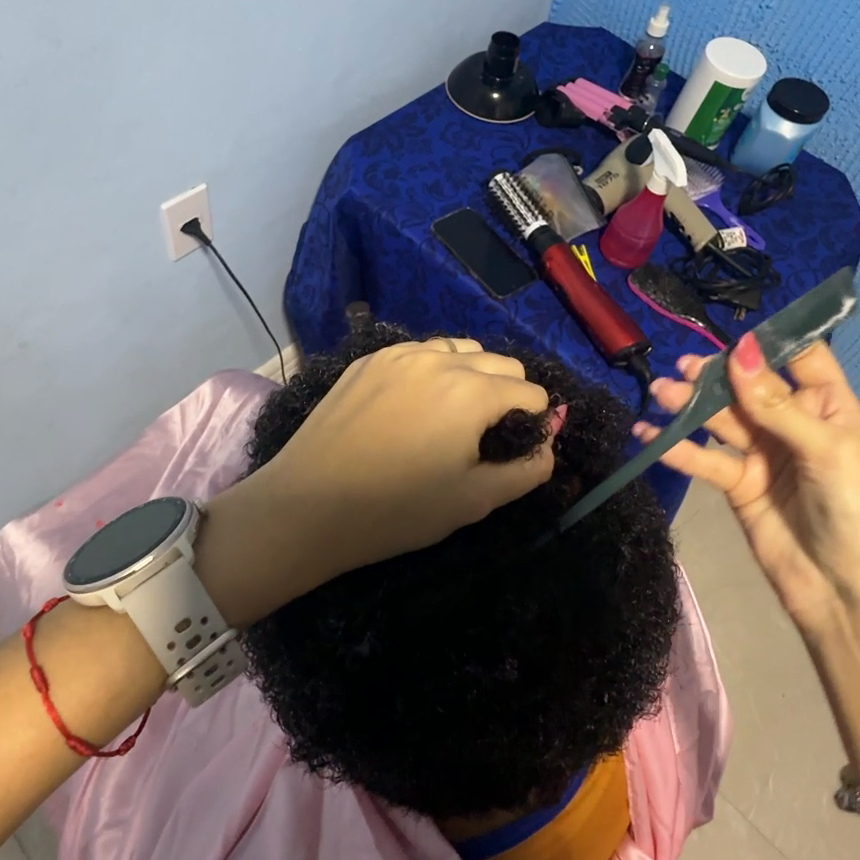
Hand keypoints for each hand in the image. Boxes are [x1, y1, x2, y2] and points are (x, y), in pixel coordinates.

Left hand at [201, 338, 553, 621]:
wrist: (308, 505)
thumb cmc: (397, 510)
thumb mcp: (474, 500)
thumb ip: (527, 469)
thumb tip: (551, 442)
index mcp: (472, 391)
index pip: (530, 392)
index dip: (534, 423)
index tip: (515, 450)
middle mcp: (440, 359)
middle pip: (500, 363)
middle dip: (508, 394)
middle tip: (486, 437)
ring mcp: (398, 354)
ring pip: (458, 349)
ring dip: (471, 375)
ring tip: (453, 416)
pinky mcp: (367, 360)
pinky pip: (418, 352)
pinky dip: (432, 370)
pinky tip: (414, 405)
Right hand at [636, 335, 859, 631]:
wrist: (845, 595)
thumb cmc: (857, 513)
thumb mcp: (827, 451)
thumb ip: (777, 404)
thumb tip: (740, 350)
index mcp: (831, 408)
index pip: (799, 359)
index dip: (767, 345)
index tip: (732, 337)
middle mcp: (794, 424)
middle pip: (749, 387)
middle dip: (716, 375)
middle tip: (683, 369)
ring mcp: (763, 455)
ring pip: (721, 419)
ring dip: (690, 405)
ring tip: (660, 394)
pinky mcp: (738, 485)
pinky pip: (705, 459)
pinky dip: (678, 447)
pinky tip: (650, 435)